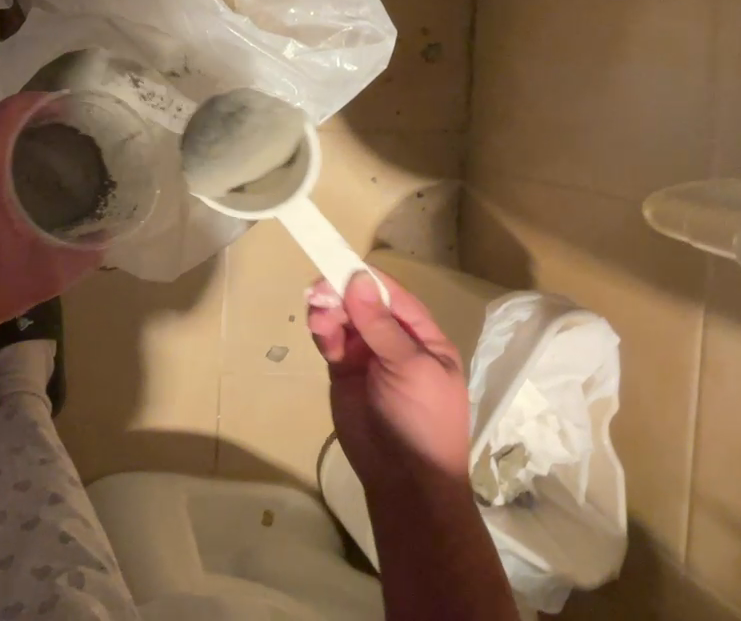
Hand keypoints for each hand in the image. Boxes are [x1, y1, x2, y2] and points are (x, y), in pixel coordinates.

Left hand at [0, 93, 105, 331]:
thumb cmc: (0, 287)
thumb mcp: (53, 271)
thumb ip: (87, 251)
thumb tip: (113, 230)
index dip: (25, 103)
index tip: (57, 100)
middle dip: (17, 107)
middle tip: (53, 110)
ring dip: (2, 121)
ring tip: (38, 125)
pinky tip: (16, 154)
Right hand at [307, 271, 470, 493]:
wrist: (404, 477)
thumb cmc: (422, 419)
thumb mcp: (410, 368)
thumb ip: (380, 325)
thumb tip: (357, 278)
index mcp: (423, 338)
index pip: (393, 296)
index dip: (366, 279)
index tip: (338, 263)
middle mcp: (394, 341)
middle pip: (362, 303)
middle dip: (340, 294)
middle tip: (318, 292)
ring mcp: (367, 356)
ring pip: (342, 318)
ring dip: (328, 310)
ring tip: (318, 316)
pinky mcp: (342, 369)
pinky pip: (329, 339)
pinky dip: (321, 329)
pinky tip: (319, 331)